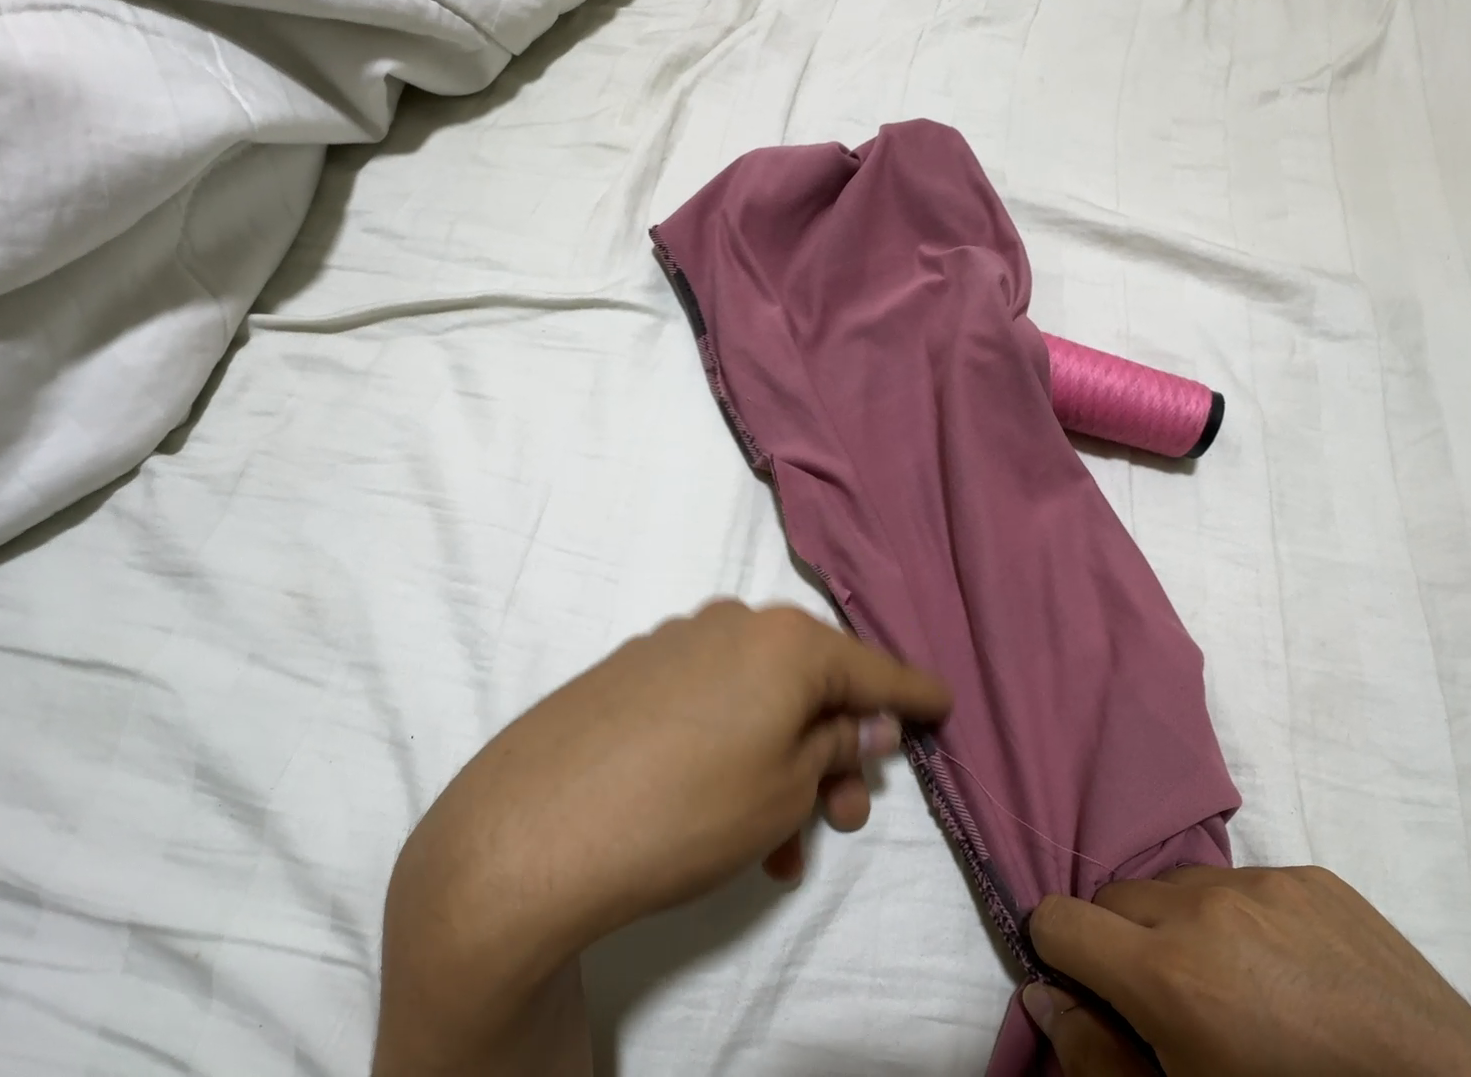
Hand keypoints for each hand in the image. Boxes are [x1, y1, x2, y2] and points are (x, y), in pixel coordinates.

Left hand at [373, 600, 948, 1075]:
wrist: (527, 834)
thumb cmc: (686, 812)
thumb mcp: (786, 790)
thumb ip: (839, 746)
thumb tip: (870, 722)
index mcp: (786, 641)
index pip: (874, 669)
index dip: (913, 697)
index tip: (943, 707)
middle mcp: (732, 624)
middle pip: (812, 686)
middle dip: (838, 753)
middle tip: (845, 816)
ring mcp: (673, 642)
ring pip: (758, 702)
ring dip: (782, 764)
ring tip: (777, 846)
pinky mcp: (628, 671)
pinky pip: (708, 705)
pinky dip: (733, 750)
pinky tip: (722, 811)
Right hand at [1025, 866, 1470, 1076]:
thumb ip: (1095, 1057)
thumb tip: (1043, 995)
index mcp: (1168, 973)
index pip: (1057, 918)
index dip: (1058, 954)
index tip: (1090, 989)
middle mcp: (1206, 907)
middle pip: (1112, 897)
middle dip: (1120, 943)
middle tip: (1170, 1003)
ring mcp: (1266, 884)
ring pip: (1175, 885)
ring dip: (1179, 925)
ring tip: (1237, 985)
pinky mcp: (1315, 877)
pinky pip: (1242, 882)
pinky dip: (1240, 918)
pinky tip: (1289, 972)